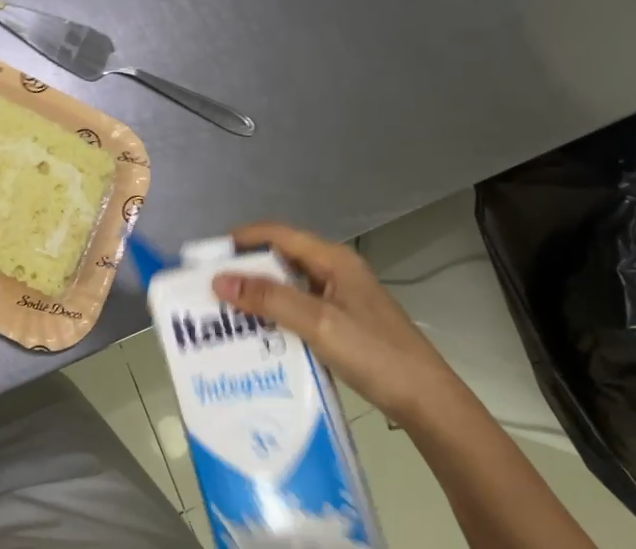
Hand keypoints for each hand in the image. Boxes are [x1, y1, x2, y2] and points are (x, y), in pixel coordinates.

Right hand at [213, 223, 461, 427]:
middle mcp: (335, 271)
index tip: (206, 257)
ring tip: (226, 316)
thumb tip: (218, 279)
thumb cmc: (375, 354)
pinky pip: (299, 310)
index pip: (277, 233)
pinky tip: (259, 338)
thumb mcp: (318, 323)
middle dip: (245, 271)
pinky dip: (276, 318)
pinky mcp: (343, 324)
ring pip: (289, 287)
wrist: (428, 402)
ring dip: (259, 298)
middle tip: (210, 291)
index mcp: (333, 260)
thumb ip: (269, 299)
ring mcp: (341, 298)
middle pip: (281, 259)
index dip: (240, 240)